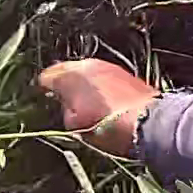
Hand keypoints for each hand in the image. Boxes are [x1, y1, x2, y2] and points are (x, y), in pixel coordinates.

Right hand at [38, 59, 161, 156]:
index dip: (43, 90)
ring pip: (84, 71)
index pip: (46, 77)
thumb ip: (64, 110)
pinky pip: (101, 75)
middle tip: (61, 100)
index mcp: (68, 77)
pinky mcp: (122, 71)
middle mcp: (85, 65)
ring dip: (80, 82)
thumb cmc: (108, 127)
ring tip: (82, 100)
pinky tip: (100, 99)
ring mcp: (105, 66)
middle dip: (61, 82)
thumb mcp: (75, 125)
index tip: (44, 99)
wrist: (149, 123)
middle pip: (64, 70)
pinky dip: (96, 84)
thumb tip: (66, 106)